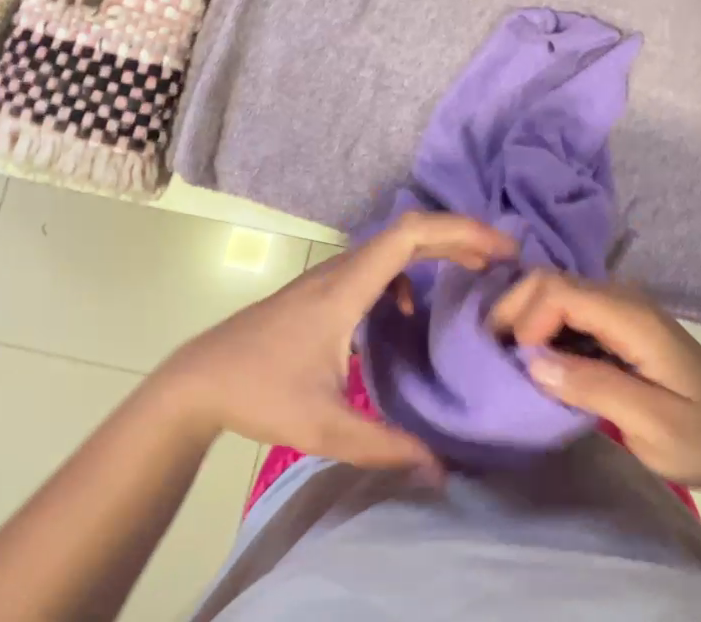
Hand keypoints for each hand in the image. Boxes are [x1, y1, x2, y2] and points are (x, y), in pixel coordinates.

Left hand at [157, 213, 515, 476]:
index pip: (409, 236)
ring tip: (473, 275)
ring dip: (436, 251)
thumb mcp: (324, 427)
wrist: (196, 381)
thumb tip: (442, 470)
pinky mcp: (319, 290)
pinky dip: (406, 274)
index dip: (460, 231)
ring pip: (392, 246)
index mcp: (346, 290)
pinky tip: (404, 314)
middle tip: (504, 260)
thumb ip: (384, 447)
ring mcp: (327, 277)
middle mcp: (340, 271)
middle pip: (409, 232)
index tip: (500, 250)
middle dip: (461, 237)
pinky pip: (375, 265)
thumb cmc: (259, 395)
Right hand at [489, 273, 700, 487]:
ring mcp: (620, 310)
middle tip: (497, 361)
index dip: (525, 320)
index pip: (558, 291)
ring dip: (524, 322)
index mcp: (633, 318)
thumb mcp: (654, 426)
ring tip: (507, 363)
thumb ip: (595, 389)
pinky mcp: (616, 326)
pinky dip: (541, 331)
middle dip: (513, 313)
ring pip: (554, 294)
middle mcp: (623, 300)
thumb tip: (532, 361)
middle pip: (550, 282)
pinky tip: (534, 363)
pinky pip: (566, 313)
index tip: (517, 367)